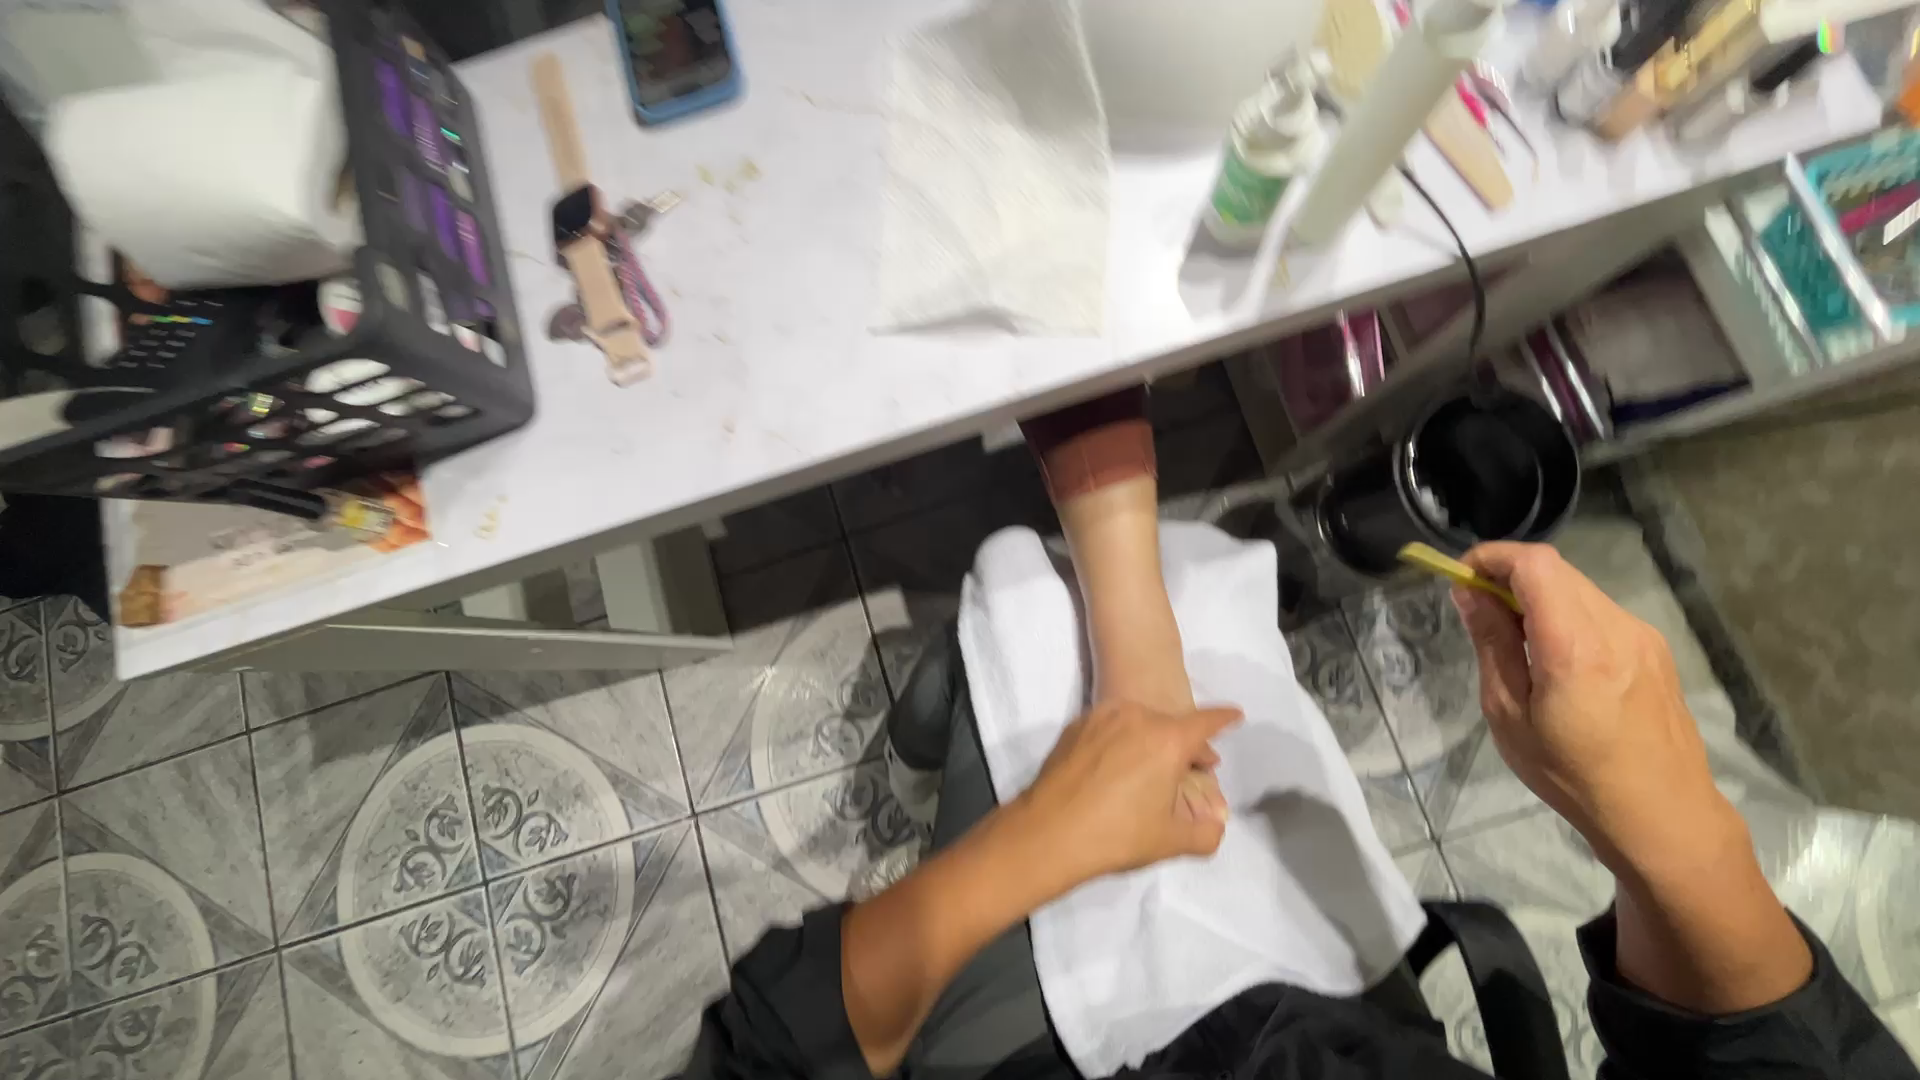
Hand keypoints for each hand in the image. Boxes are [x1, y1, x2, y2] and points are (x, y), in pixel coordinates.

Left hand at [1011, 701, 1238, 888]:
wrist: (1050, 831)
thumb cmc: (1117, 834)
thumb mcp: (1171, 841)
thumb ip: (1205, 833)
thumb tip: (1216, 826)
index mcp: (1167, 739)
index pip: (1206, 722)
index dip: (1224, 718)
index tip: (1236, 715)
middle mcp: (1136, 717)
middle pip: (1172, 723)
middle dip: (1187, 742)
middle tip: (1194, 766)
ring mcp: (1101, 717)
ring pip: (1139, 721)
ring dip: (1153, 737)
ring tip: (1153, 767)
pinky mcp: (1075, 726)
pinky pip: (1111, 726)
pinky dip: (1123, 738)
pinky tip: (1117, 766)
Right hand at [1454, 542, 1739, 877]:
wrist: (1662, 815)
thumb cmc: (1570, 771)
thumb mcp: (1508, 711)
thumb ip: (1492, 643)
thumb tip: (1470, 594)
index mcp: (1576, 645)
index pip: (1534, 564)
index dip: (1490, 557)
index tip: (1459, 579)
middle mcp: (1617, 629)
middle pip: (1555, 570)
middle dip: (1506, 575)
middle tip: (1474, 610)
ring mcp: (1642, 637)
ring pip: (1576, 588)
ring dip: (1534, 595)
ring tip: (1509, 638)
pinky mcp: (1653, 650)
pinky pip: (1597, 611)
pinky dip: (1561, 613)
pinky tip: (1548, 655)